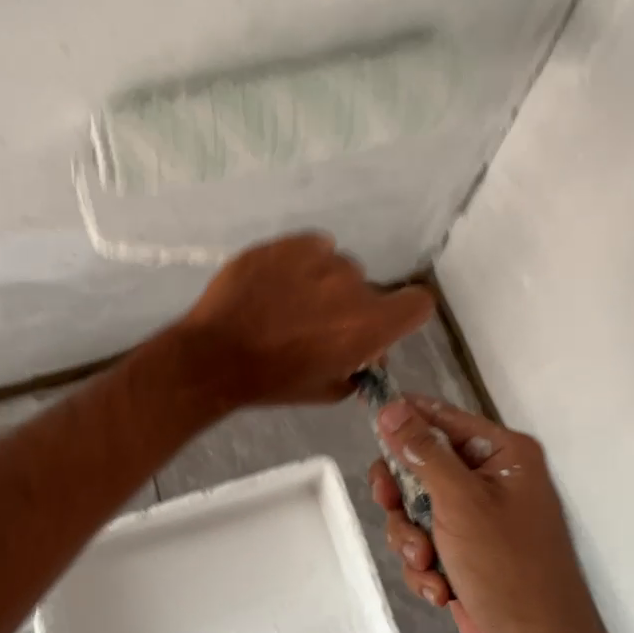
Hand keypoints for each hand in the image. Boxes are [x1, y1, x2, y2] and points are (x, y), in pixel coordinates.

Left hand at [176, 232, 434, 407]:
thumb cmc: (273, 381)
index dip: (403, 313)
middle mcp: (352, 285)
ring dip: (323, 282)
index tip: (382, 322)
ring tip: (288, 302)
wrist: (214, 356)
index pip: (418, 303)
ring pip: (336, 266)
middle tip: (316, 323)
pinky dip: (301, 262)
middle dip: (350, 305)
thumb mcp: (328, 388)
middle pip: (367, 288)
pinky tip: (277, 282)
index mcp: (370, 324)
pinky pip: (311, 247)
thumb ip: (360, 366)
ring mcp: (318, 259)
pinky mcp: (288, 243)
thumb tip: (369, 351)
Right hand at [369, 397, 606, 632]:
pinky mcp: (465, 551)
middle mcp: (490, 477)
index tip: (370, 427)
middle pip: (420, 464)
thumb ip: (422, 451)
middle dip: (403, 497)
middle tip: (390, 506)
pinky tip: (439, 588)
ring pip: (414, 507)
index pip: (441, 417)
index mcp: (502, 452)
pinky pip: (424, 541)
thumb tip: (391, 407)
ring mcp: (477, 517)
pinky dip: (424, 565)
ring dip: (411, 538)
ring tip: (427, 564)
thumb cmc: (506, 565)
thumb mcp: (461, 501)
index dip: (404, 421)